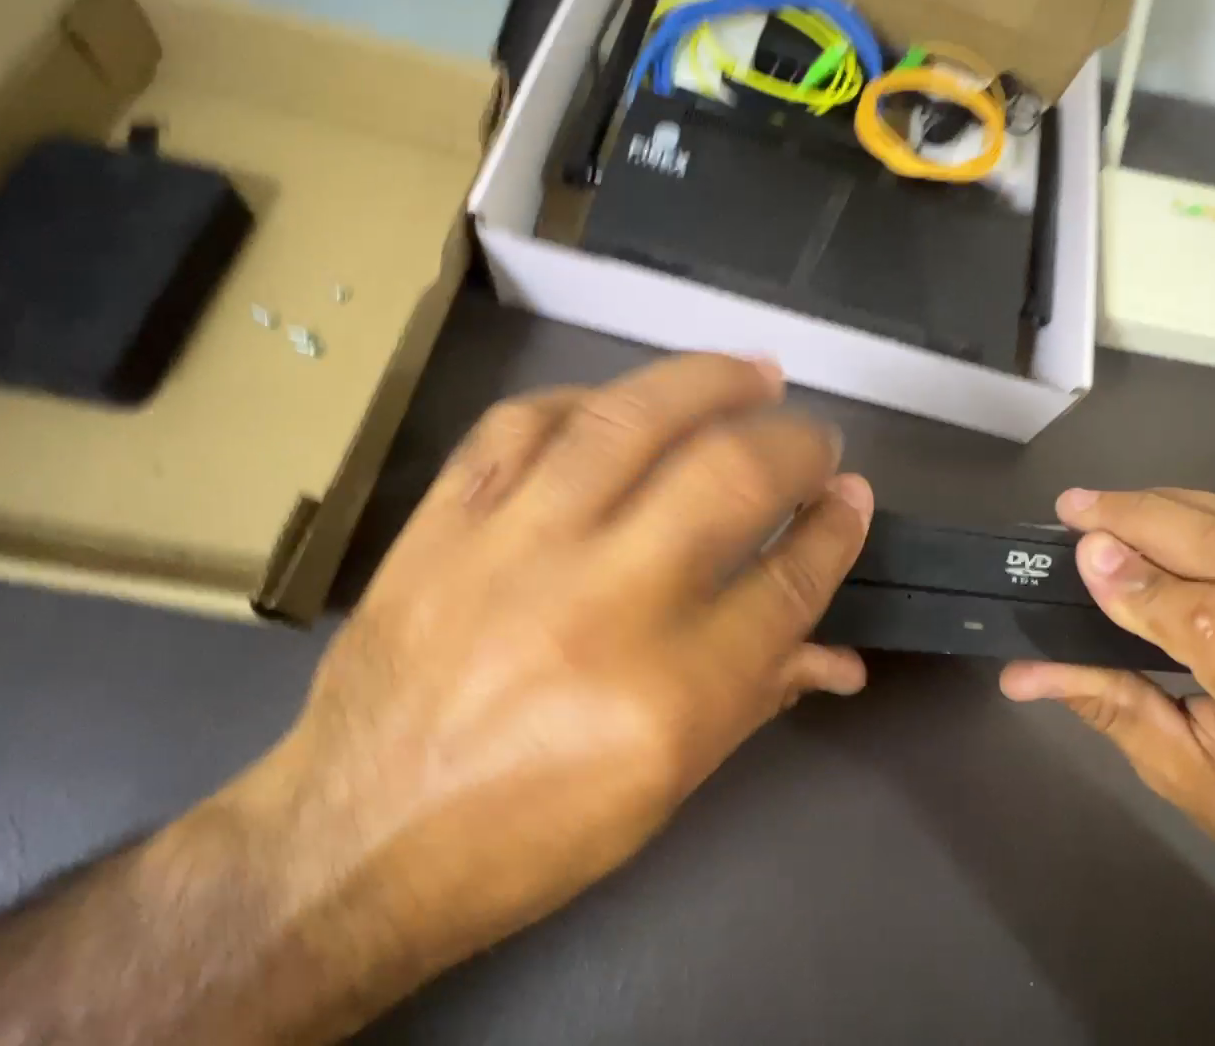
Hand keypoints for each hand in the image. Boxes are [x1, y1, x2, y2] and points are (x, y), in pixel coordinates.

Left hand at [244, 354, 874, 960]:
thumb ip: (758, 698)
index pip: (788, 581)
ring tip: (754, 372)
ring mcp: (515, 551)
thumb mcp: (668, 785)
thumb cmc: (535, 834)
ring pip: (629, 422)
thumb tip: (840, 654)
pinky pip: (521, 424)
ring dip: (707, 381)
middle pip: (728, 479)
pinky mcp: (444, 525)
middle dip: (795, 446)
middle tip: (816, 440)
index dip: (836, 530)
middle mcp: (603, 604)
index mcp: (673, 694)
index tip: (854, 499)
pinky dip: (587, 400)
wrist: (360, 841)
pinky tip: (623, 405)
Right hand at [1000, 489, 1214, 917]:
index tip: (1081, 551)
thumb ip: (1107, 706)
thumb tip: (1020, 671)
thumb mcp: (1180, 776)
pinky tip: (1161, 513)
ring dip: (1175, 504)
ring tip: (1107, 505)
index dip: (1146, 583)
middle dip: (1149, 518)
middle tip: (1076, 506)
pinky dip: (1209, 511)